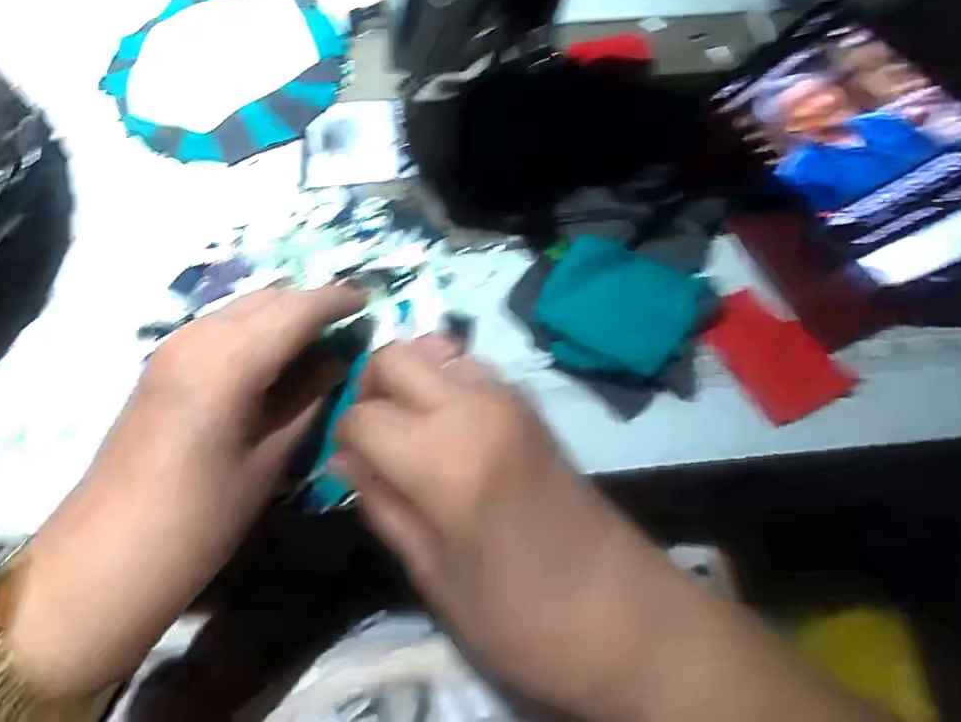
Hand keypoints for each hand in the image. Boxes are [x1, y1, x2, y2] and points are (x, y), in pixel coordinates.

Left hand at [5, 283, 366, 694]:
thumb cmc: (198, 522)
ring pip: (246, 305)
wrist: (101, 563)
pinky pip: (224, 322)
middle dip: (313, 302)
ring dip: (284, 312)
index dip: (338, 300)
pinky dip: (258, 325)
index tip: (371, 301)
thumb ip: (310, 397)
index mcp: (228, 362)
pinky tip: (277, 352)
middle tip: (350, 322)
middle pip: (271, 297)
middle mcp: (199, 337)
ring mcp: (175, 345)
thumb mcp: (269, 460)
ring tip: (320, 336)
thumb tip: (340, 357)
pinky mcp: (163, 360)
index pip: (298, 308)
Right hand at [329, 335, 680, 718]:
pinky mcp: (529, 399)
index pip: (361, 413)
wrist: (617, 606)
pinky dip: (446, 381)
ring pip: (434, 349)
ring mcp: (507, 394)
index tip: (353, 468)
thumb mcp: (432, 573)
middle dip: (371, 388)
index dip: (346, 438)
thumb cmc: (517, 611)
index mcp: (443, 455)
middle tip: (376, 438)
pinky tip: (451, 428)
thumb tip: (343, 456)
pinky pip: (469, 365)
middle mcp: (474, 404)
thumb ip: (381, 502)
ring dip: (412, 379)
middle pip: (395, 354)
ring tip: (412, 431)